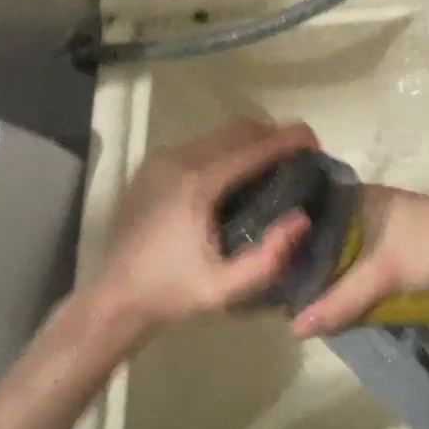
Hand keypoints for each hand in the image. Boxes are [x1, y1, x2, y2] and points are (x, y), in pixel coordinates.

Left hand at [97, 118, 317, 332]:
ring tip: (269, 166)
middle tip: (296, 157)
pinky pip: (200, 144)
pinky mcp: (153, 166)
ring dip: (249, 142)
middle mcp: (180, 159)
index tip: (315, 143)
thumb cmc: (172, 294)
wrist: (113, 299)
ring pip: (219, 133)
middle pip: (239, 129)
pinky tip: (233, 177)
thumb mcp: (224, 290)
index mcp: (199, 183)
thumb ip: (268, 259)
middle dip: (272, 136)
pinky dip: (225, 150)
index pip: (255, 146)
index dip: (289, 139)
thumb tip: (302, 218)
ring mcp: (163, 159)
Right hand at [291, 185, 428, 337]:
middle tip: (281, 286)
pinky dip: (345, 269)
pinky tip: (334, 289)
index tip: (266, 264)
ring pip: (340, 243)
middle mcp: (363, 200)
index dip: (286, 238)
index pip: (307, 213)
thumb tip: (294, 328)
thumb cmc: (428, 247)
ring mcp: (379, 217)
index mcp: (356, 196)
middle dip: (304, 258)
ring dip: (326, 266)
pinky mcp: (393, 235)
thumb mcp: (381, 275)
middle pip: (322, 231)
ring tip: (300, 292)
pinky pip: (357, 251)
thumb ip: (338, 301)